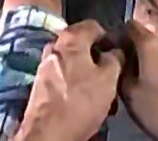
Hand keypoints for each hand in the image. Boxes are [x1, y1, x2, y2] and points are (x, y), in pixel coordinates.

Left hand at [15, 20, 123, 140]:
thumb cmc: (79, 102)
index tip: (118, 55)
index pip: (96, 26)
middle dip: (97, 60)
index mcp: (71, 36)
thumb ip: (116, 58)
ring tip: (97, 93)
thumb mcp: (109, 79)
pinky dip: (73, 86)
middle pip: (82, 46)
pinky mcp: (39, 86)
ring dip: (86, 75)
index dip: (109, 39)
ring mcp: (45, 65)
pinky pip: (62, 78)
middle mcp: (55, 45)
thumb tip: (115, 52)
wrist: (46, 136)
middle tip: (110, 77)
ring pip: (72, 64)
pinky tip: (82, 101)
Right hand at [118, 20, 157, 140]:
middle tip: (121, 73)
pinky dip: (157, 71)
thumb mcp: (131, 95)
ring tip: (136, 84)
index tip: (109, 52)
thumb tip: (118, 63)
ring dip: (145, 64)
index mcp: (150, 42)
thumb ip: (121, 74)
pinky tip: (154, 89)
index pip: (130, 26)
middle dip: (132, 53)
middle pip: (143, 39)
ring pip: (155, 53)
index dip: (117, 36)